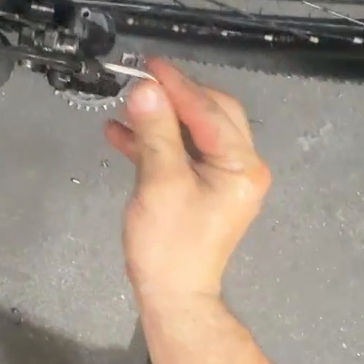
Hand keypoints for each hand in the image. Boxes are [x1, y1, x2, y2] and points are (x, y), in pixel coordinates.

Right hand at [105, 58, 271, 304]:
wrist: (172, 297)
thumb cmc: (169, 245)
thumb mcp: (160, 184)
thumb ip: (155, 133)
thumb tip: (145, 89)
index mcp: (242, 166)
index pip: (210, 111)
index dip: (177, 86)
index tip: (148, 66)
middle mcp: (241, 168)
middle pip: (209, 116)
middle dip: (172, 100)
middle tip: (140, 84)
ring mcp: (223, 181)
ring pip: (193, 134)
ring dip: (159, 121)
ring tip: (125, 109)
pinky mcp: (203, 192)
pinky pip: (182, 157)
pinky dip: (155, 145)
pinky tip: (122, 135)